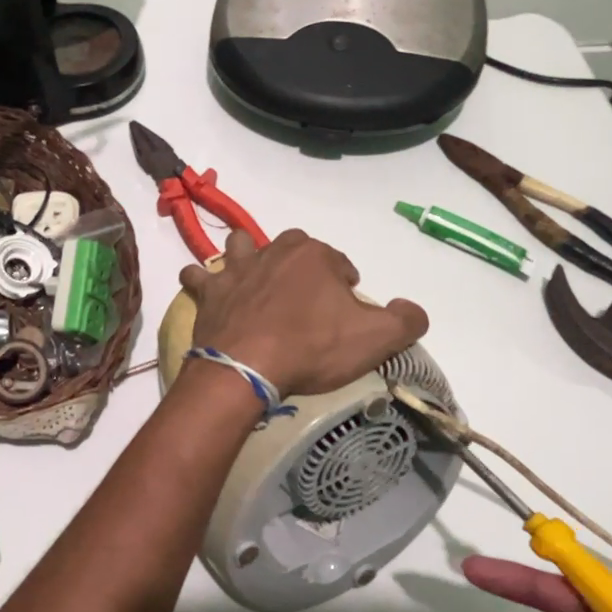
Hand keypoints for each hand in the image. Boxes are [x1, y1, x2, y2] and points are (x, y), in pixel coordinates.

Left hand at [178, 228, 427, 396]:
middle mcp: (273, 251)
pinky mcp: (210, 290)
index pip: (338, 260)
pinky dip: (201, 280)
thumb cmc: (313, 348)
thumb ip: (405, 320)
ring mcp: (237, 268)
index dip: (344, 281)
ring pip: (240, 246)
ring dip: (246, 255)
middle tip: (307, 294)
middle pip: (291, 246)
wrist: (248, 365)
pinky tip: (207, 290)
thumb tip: (414, 309)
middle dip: (301, 262)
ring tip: (254, 276)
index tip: (346, 305)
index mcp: (315, 255)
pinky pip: (197, 274)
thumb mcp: (376, 338)